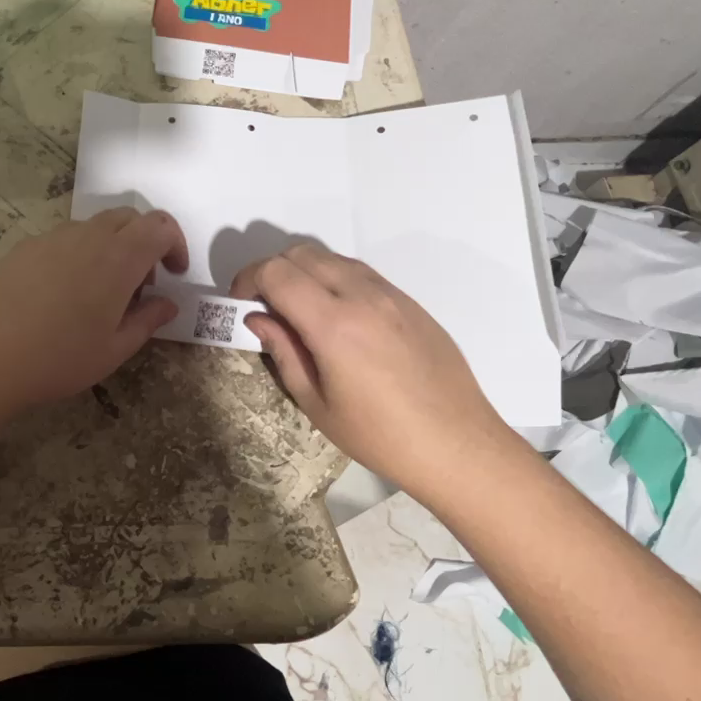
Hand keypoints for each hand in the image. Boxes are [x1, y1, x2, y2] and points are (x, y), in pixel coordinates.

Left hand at [0, 209, 186, 407]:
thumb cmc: (59, 358)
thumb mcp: (114, 349)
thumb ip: (147, 320)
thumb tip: (167, 303)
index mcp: (119, 257)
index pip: (160, 226)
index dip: (174, 244)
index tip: (173, 274)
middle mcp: (87, 236)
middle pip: (128, 218)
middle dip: (144, 243)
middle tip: (139, 286)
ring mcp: (52, 238)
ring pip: (93, 228)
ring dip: (109, 248)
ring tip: (99, 294)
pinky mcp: (24, 247)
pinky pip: (62, 240)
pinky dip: (77, 255)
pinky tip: (60, 296)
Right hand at [231, 244, 516, 490]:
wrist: (459, 446)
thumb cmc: (379, 436)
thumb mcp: (316, 403)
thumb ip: (283, 351)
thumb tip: (257, 318)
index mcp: (334, 324)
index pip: (277, 273)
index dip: (248, 280)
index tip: (240, 305)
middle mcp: (363, 296)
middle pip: (301, 254)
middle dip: (272, 272)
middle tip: (264, 307)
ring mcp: (391, 295)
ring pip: (332, 258)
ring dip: (304, 273)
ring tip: (298, 312)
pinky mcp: (411, 303)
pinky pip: (360, 273)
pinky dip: (334, 281)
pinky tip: (336, 320)